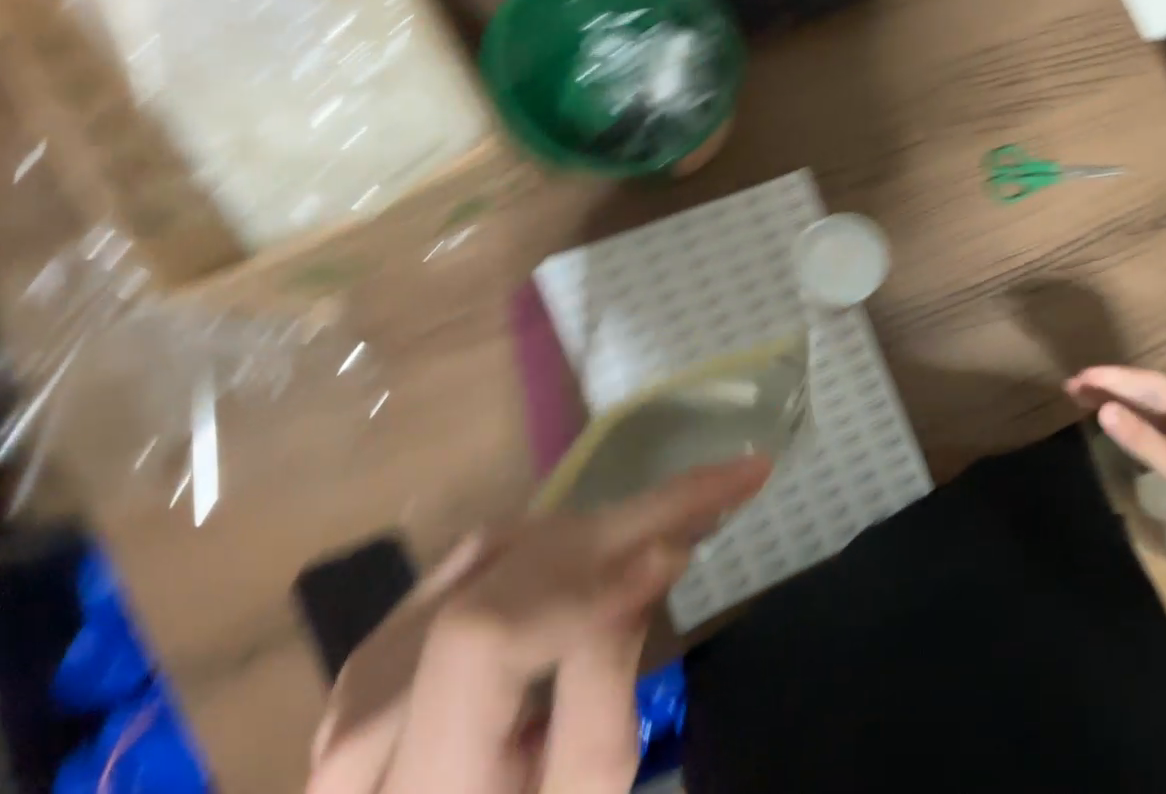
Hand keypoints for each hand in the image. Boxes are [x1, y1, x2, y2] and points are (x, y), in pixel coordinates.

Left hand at [307, 455, 772, 793]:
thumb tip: (657, 552)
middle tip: (723, 486)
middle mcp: (361, 713)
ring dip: (598, 525)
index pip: (490, 638)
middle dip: (623, 523)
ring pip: (493, 547)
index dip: (592, 580)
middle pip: (499, 573)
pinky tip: (611, 541)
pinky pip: (476, 555)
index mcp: (423, 778)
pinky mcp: (379, 644)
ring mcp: (358, 673)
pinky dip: (558, 537)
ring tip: (679, 512)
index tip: (689, 542)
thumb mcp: (586, 790)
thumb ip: (606, 680)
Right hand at [1066, 366, 1165, 569]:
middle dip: (1113, 386)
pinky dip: (1136, 418)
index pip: (1154, 384)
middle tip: (1072, 385)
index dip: (1114, 379)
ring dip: (1122, 400)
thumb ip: (1142, 440)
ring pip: (1157, 404)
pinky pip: (1163, 421)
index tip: (1078, 377)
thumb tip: (1102, 409)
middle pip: (1154, 389)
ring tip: (1082, 396)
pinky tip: (1115, 417)